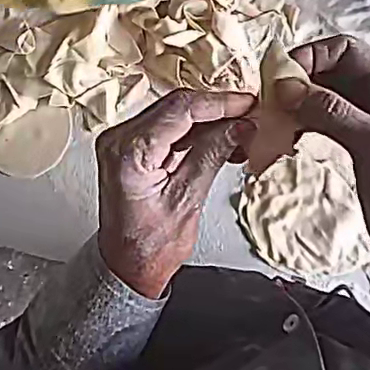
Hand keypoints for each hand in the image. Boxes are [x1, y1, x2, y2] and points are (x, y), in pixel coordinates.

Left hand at [95, 89, 256, 297]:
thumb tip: (239, 125)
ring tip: (241, 131)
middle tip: (250, 115)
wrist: (127, 265)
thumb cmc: (149, 246)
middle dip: (218, 108)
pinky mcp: (134, 144)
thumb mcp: (188, 199)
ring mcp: (124, 140)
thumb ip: (213, 154)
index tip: (247, 104)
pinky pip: (171, 125)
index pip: (180, 110)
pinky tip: (223, 139)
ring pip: (176, 112)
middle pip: (177, 106)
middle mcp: (119, 139)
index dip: (219, 103)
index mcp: (129, 153)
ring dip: (211, 119)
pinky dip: (199, 129)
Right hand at [278, 37, 369, 286]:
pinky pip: (326, 122)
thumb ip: (334, 112)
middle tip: (266, 102)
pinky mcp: (362, 145)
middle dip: (299, 82)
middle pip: (333, 72)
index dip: (310, 58)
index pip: (348, 52)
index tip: (277, 78)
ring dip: (297, 104)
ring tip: (271, 120)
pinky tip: (284, 135)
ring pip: (326, 97)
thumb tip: (287, 85)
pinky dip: (304, 124)